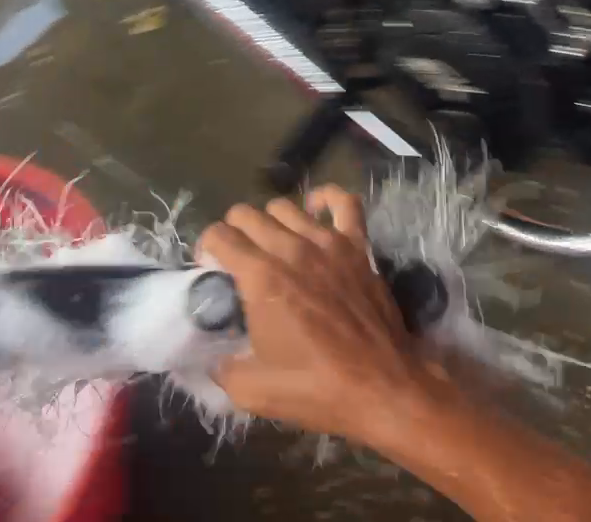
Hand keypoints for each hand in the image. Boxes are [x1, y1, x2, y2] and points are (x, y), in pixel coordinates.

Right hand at [196, 186, 440, 442]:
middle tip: (238, 261)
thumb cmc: (317, 389)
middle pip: (247, 215)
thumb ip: (222, 368)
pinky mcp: (357, 246)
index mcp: (261, 278)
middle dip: (233, 232)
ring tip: (273, 244)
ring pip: (285, 206)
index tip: (211, 269)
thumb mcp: (253, 390)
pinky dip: (326, 199)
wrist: (383, 389)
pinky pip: (344, 203)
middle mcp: (290, 248)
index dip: (206, 248)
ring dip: (270, 221)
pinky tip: (315, 210)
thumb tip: (211, 358)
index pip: (219, 235)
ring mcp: (327, 242)